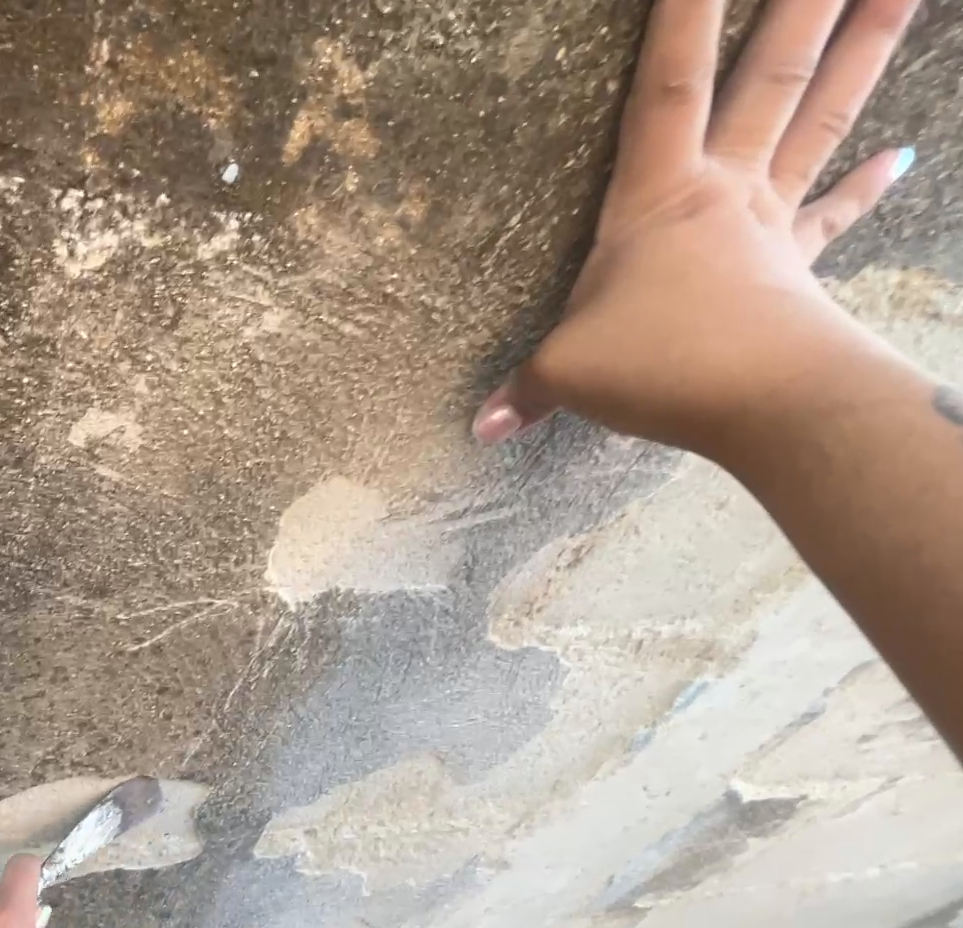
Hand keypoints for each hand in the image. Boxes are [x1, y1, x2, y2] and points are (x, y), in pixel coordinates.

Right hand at [473, 0, 920, 461]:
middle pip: (768, 78)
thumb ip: (517, 395)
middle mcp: (719, 194)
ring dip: (865, 49)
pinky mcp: (794, 264)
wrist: (770, 402)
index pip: (662, 94)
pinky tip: (907, 151)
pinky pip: (834, 213)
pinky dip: (868, 182)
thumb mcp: (560, 378)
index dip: (679, 22)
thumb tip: (476, 431)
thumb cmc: (658, 367)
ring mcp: (765, 224)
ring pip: (820, 118)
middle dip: (803, 6)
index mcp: (654, 204)